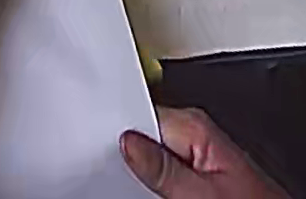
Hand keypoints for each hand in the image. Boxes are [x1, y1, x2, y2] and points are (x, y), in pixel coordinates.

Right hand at [120, 108, 291, 198]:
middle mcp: (198, 136)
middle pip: (149, 134)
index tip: (102, 140)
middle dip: (132, 150)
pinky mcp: (201, 176)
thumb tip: (129, 141)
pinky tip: (151, 189)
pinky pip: (169, 169)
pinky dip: (156, 180)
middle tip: (115, 166)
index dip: (122, 128)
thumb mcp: (203, 194)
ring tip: (135, 181)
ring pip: (157, 155)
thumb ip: (164, 167)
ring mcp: (199, 157)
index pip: (144, 114)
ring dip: (144, 167)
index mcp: (196, 127)